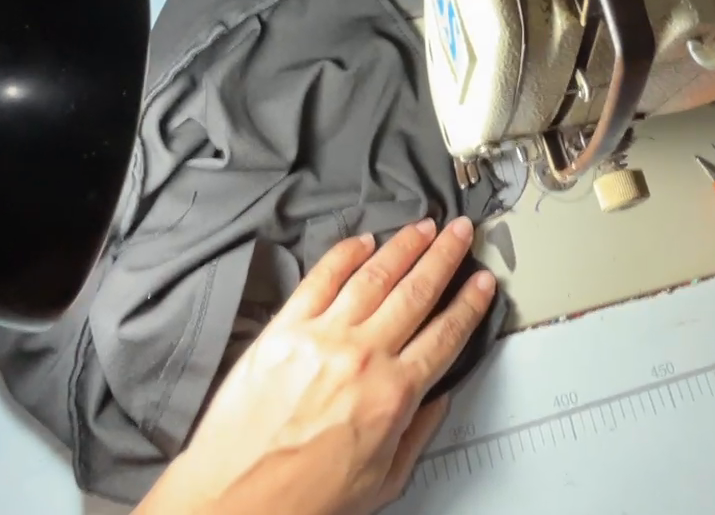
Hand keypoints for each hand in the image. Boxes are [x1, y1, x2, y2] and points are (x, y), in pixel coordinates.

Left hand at [139, 217, 496, 514]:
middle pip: (417, 291)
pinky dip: (346, 253)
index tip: (482, 282)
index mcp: (392, 395)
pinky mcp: (286, 326)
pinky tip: (365, 240)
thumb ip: (418, 433)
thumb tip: (438, 397)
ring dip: (406, 245)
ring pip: (376, 275)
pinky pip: (322, 277)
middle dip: (446, 256)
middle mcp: (363, 356)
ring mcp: (323, 335)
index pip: (445, 335)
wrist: (232, 502)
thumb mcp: (383, 481)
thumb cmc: (303, 499)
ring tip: (425, 227)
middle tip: (462, 232)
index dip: (469, 304)